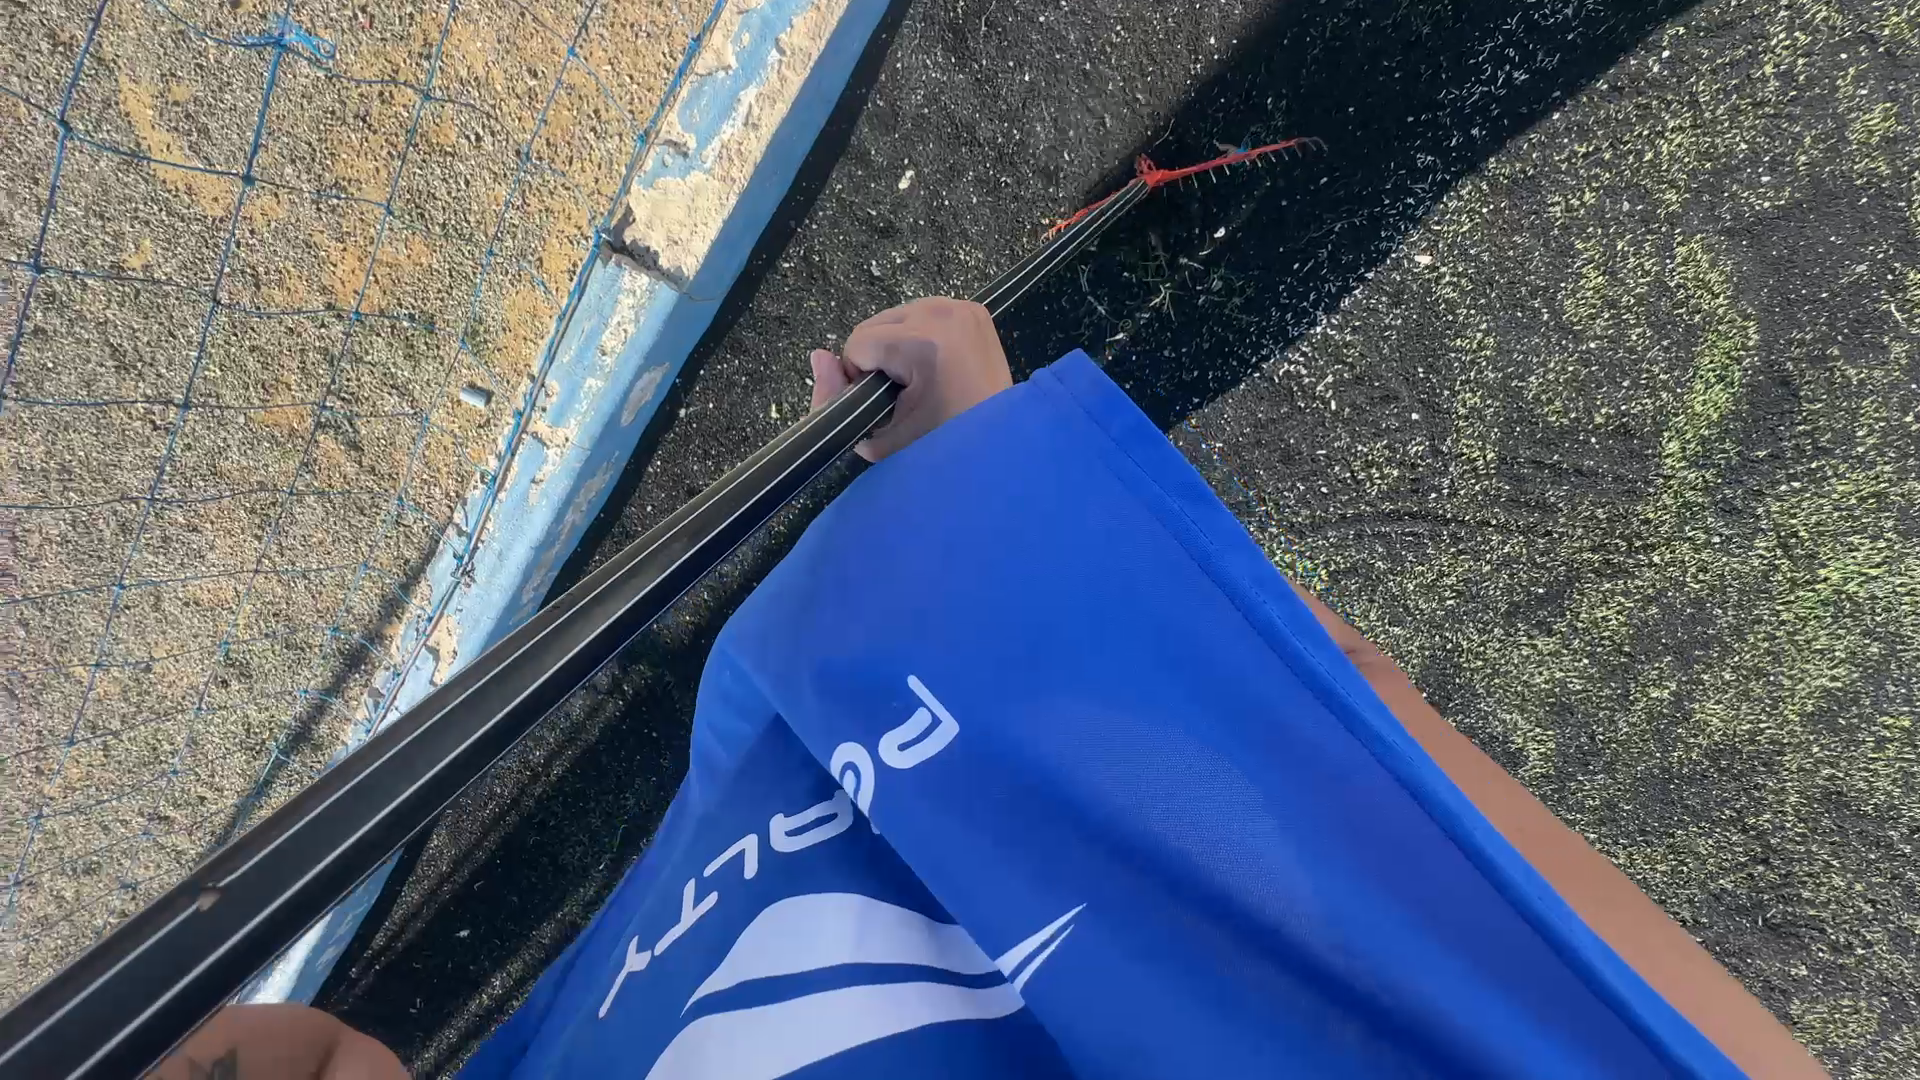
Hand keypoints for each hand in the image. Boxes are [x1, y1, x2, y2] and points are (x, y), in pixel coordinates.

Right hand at [808, 297, 1012, 461]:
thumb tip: (816, 356)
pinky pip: (924, 315)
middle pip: (874, 325)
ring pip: (896, 317)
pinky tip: (934, 368)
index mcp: (923, 343)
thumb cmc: (945, 450)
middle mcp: (944, 314)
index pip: (857, 345)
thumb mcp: (883, 435)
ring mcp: (962, 307)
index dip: (860, 379)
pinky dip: (920, 338)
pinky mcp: (974, 309)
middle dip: (879, 360)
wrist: (1003, 446)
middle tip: (904, 396)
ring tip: (919, 383)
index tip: (886, 404)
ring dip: (897, 347)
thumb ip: (837, 400)